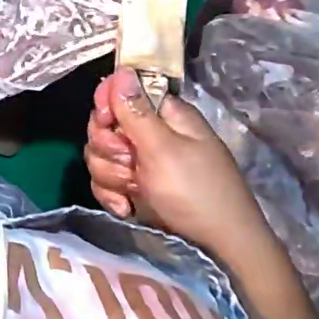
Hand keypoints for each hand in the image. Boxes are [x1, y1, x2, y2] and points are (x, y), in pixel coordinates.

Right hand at [84, 68, 263, 253]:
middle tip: (130, 164)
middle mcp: (150, 134)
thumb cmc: (197, 192)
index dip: (107, 105)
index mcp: (165, 115)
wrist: (218, 248)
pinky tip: (126, 207)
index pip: (121, 92)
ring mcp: (141, 163)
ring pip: (99, 155)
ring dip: (110, 175)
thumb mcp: (164, 150)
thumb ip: (136, 112)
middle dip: (108, 148)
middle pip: (103, 125)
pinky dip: (111, 194)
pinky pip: (104, 181)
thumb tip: (121, 69)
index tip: (108, 123)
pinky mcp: (134, 188)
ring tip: (133, 190)